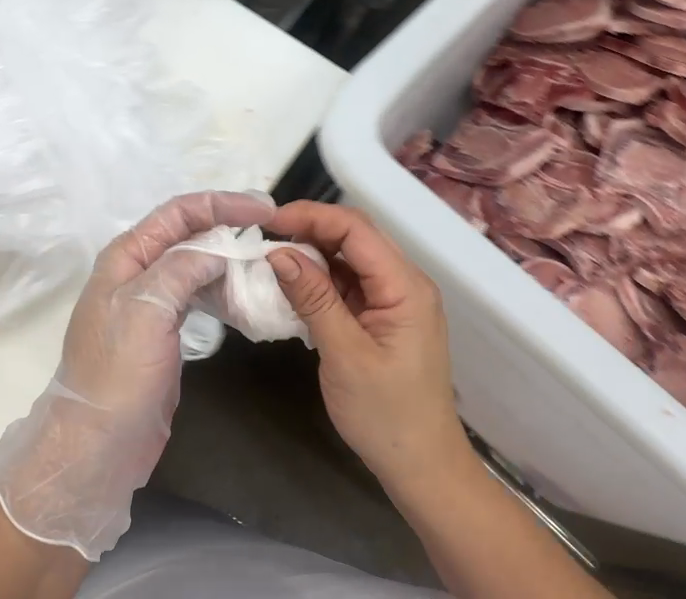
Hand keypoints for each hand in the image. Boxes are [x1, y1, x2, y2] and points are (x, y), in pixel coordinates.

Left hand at [0, 191, 274, 559]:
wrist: (96, 443)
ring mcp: (151, 303)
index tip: (265, 209)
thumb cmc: (117, 372)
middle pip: (190, 235)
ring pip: (197, 266)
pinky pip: (199, 297)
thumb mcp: (146, 308)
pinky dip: (223, 292)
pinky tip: (247, 299)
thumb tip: (219, 247)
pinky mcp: (164, 332)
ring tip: (269, 265)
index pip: (178, 213)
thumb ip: (181, 268)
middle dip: (230, 229)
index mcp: (126, 256)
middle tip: (275, 234)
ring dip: (230, 261)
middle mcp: (138, 271)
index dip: (221, 204)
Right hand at [266, 202, 468, 488]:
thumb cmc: (386, 415)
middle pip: (354, 236)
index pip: (356, 229)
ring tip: (270, 260)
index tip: (267, 223)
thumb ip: (313, 299)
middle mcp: (405, 283)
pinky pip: (349, 282)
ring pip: (349, 257)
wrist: (422, 468)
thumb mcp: (344, 355)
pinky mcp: (382, 317)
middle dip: (309, 229)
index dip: (311, 216)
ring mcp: (395, 300)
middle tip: (263, 239)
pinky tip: (293, 286)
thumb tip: (277, 253)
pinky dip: (320, 279)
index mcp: (405, 287)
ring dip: (312, 253)